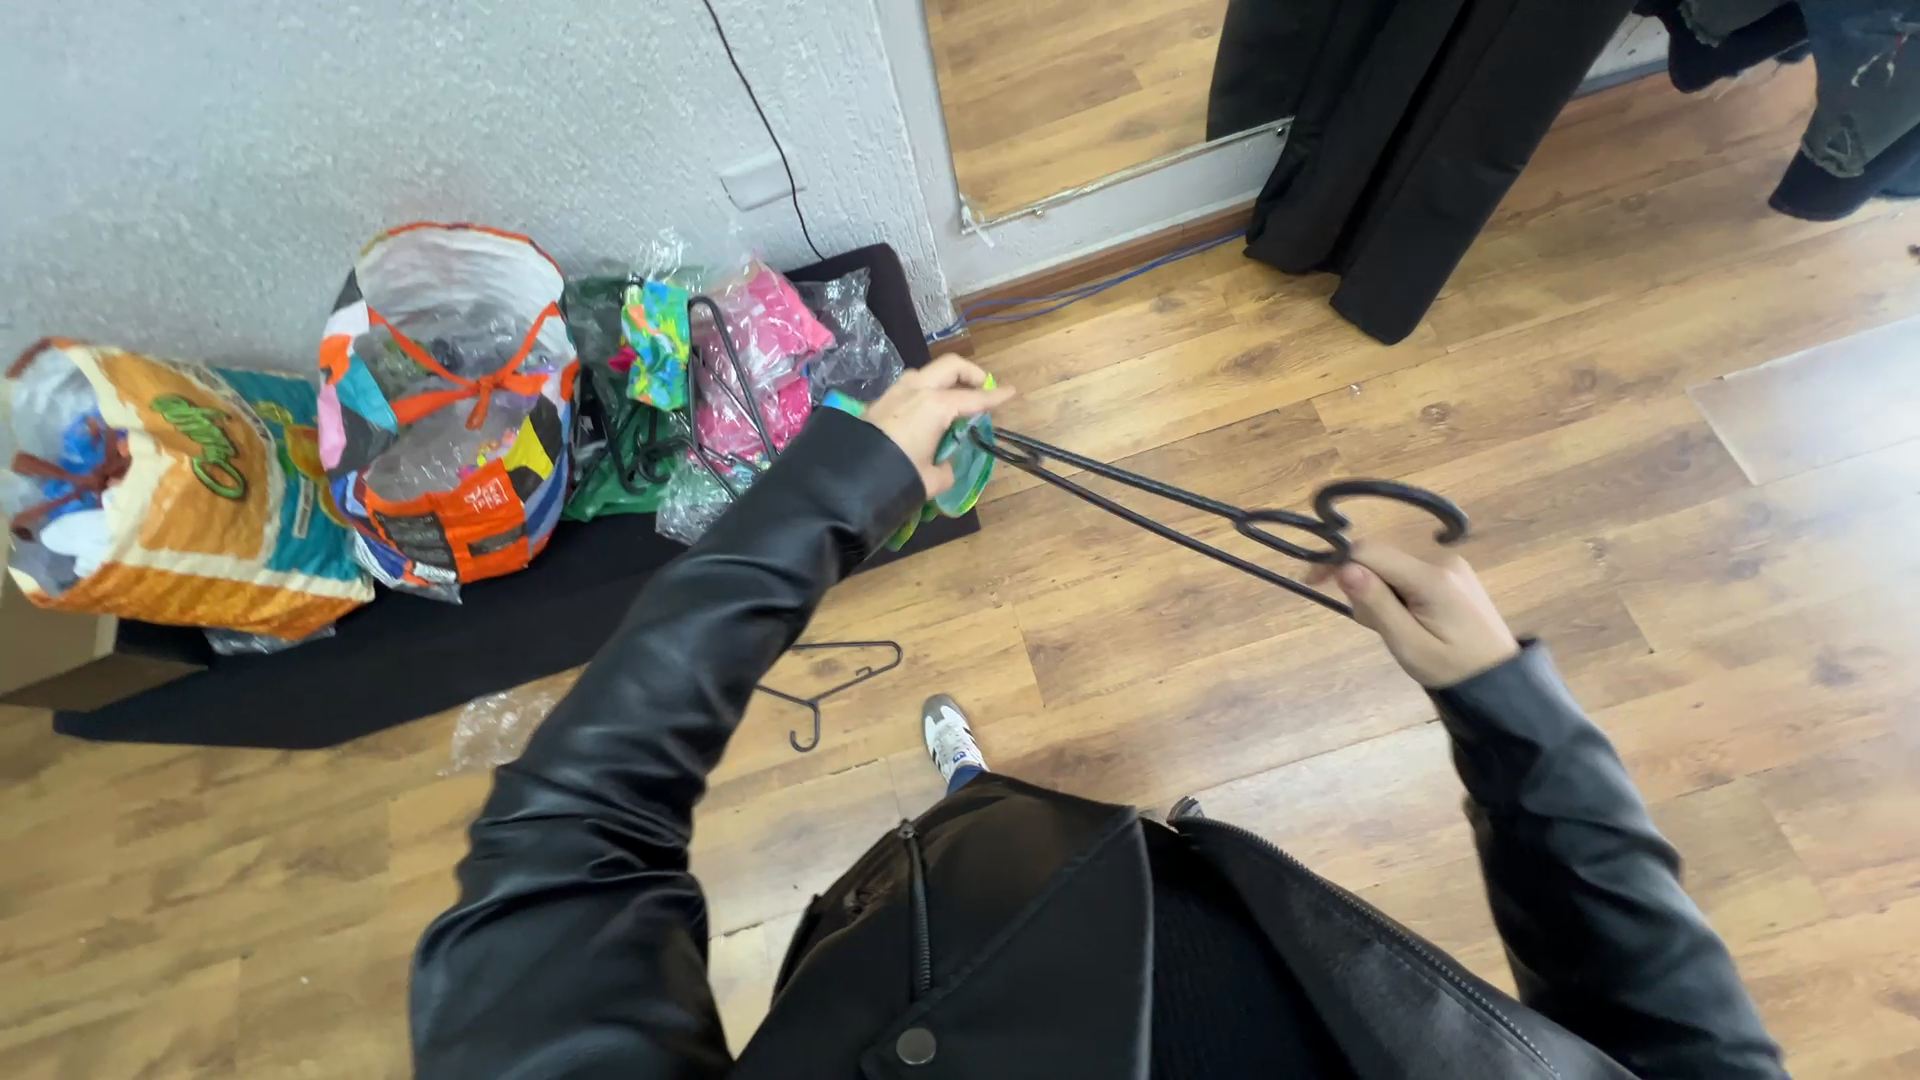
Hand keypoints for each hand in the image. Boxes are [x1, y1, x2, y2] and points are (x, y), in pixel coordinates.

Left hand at [862, 356, 1014, 498]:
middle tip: (982, 388)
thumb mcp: (932, 480)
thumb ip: (946, 470)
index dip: (995, 397)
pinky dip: (926, 390)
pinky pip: (910, 386)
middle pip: (950, 367)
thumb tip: (943, 465)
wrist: (850, 479)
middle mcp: (917, 390)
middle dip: (971, 373)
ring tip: (955, 398)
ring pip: (927, 373)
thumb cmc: (897, 477)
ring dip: (945, 380)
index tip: (1011, 392)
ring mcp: (895, 392)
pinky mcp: (880, 402)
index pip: (974, 399)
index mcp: (936, 406)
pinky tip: (927, 410)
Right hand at [1311, 541, 1519, 688]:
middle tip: (1374, 627)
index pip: (1369, 552)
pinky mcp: (1449, 574)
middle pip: (1377, 561)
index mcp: (1432, 578)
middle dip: (1362, 588)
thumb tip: (1344, 568)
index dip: (1336, 562)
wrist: (1500, 682)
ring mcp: (1447, 566)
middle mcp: (1440, 562)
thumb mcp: (1408, 644)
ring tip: (1396, 629)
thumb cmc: (1451, 669)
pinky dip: (1394, 594)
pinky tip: (1407, 619)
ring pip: (1388, 568)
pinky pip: (1404, 574)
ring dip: (1378, 595)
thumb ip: (1377, 604)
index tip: (1312, 582)